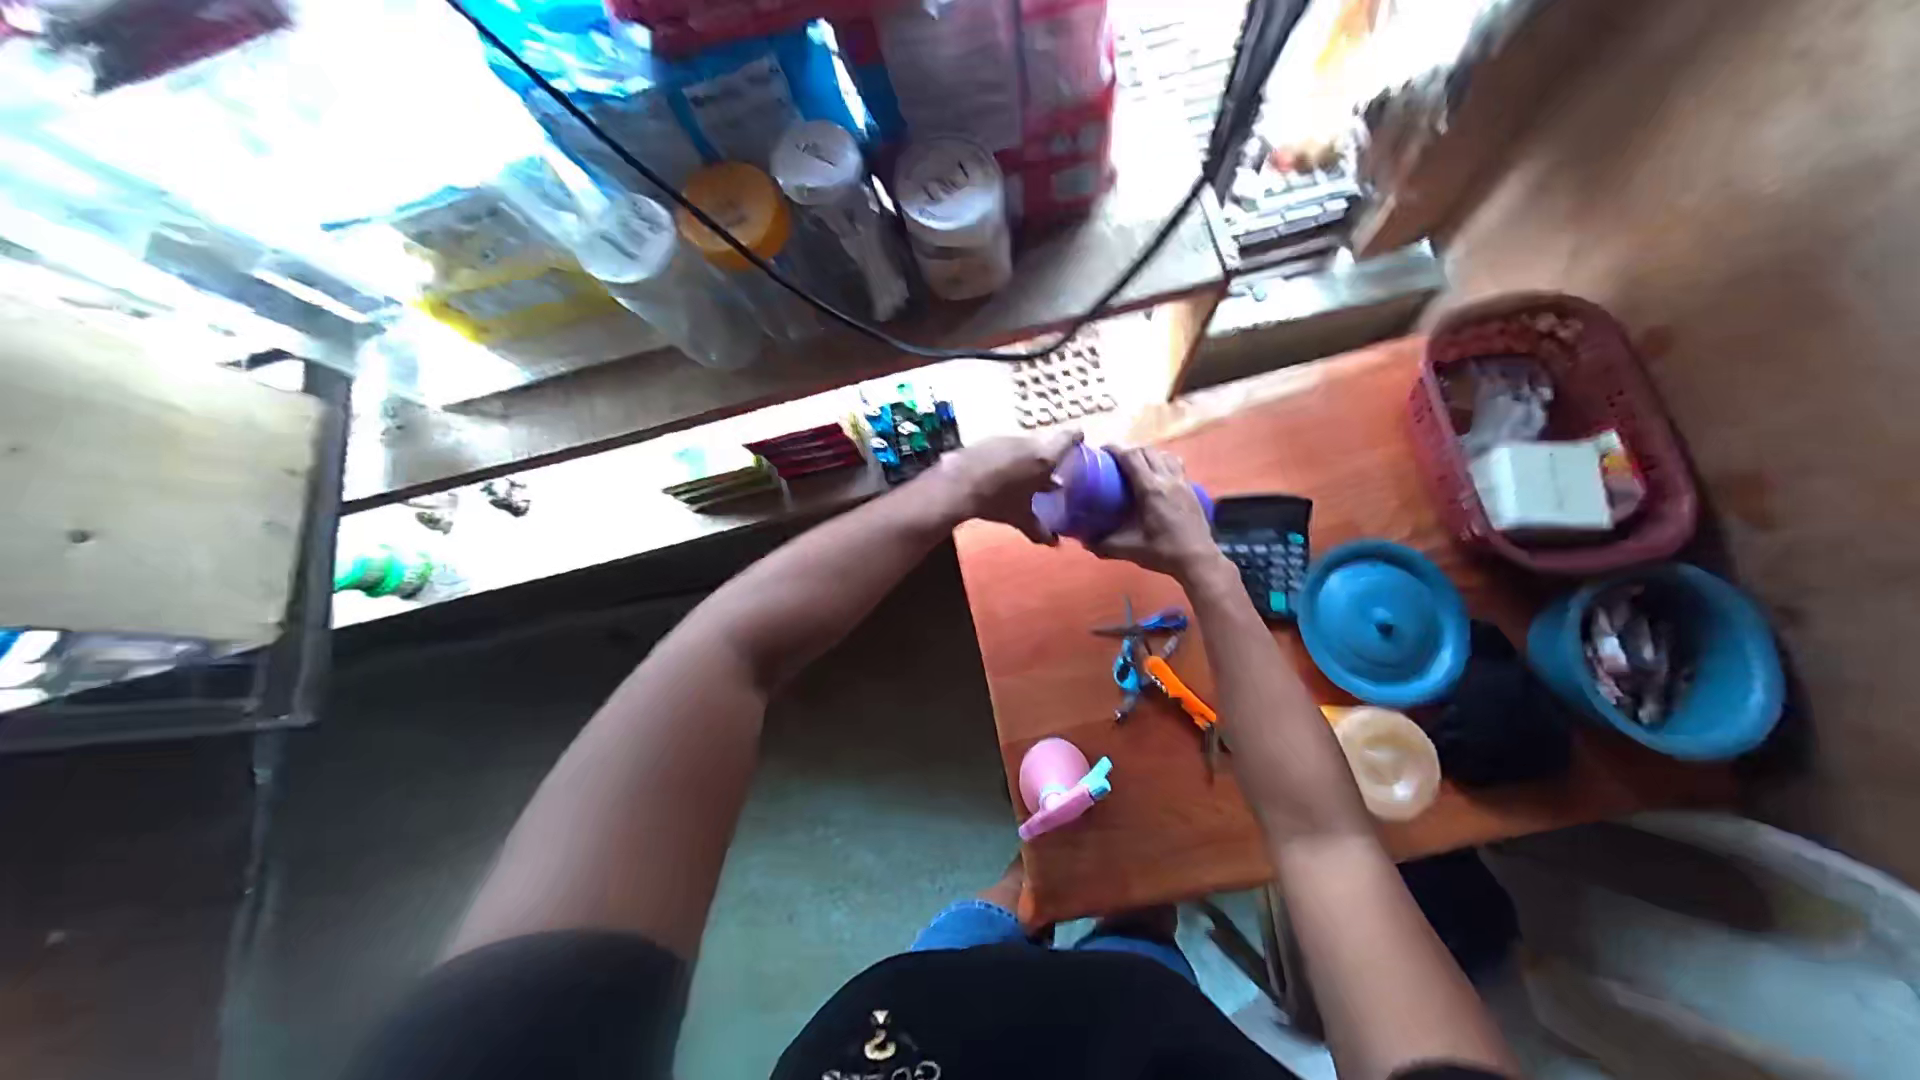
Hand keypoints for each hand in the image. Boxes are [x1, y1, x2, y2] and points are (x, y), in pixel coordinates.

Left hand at [936, 429, 1083, 543]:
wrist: (957, 484)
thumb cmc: (998, 500)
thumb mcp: (1020, 516)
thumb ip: (1038, 528)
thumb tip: (1053, 543)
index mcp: (1044, 456)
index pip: (1068, 438)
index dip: (1075, 437)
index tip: (1080, 438)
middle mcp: (1028, 442)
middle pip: (1045, 442)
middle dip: (1050, 455)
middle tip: (1053, 467)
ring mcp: (1005, 438)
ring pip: (1024, 445)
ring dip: (1028, 457)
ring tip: (1027, 475)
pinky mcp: (986, 441)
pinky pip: (1004, 448)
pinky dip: (1008, 458)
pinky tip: (1002, 474)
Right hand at [1091, 446, 1221, 579]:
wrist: (1198, 559)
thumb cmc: (1163, 552)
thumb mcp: (1129, 549)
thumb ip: (1104, 545)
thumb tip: (1084, 543)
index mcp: (1151, 490)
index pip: (1131, 458)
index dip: (1116, 450)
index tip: (1103, 450)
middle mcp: (1167, 480)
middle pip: (1147, 451)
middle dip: (1130, 451)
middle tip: (1117, 461)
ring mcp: (1182, 482)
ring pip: (1164, 455)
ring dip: (1148, 455)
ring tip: (1138, 465)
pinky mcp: (1191, 489)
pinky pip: (1176, 465)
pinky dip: (1163, 462)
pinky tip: (1158, 476)